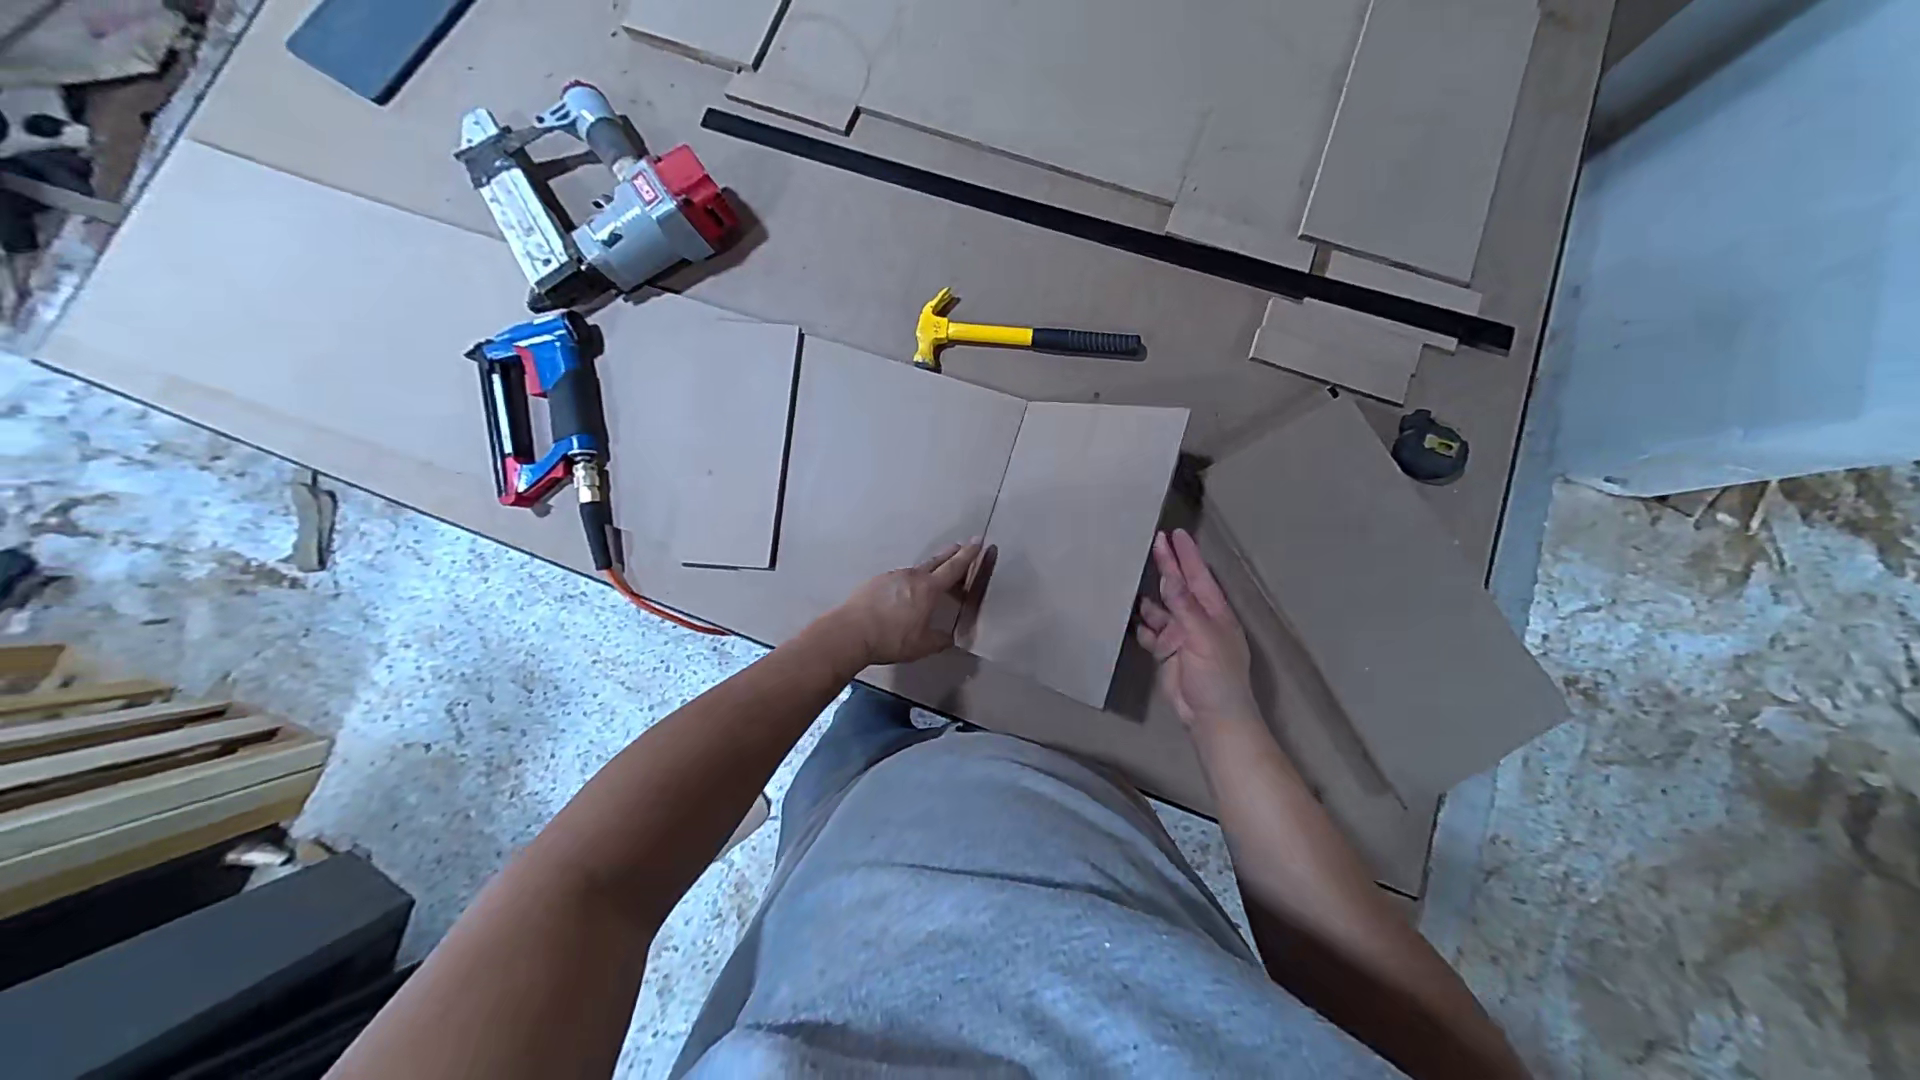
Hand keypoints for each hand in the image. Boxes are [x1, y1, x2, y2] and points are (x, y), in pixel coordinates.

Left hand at [829, 541, 981, 666]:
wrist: (850, 633)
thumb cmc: (891, 639)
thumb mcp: (922, 646)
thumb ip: (940, 640)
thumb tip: (949, 638)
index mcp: (928, 589)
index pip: (954, 568)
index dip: (968, 555)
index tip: (977, 541)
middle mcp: (912, 577)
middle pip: (936, 561)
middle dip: (951, 554)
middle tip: (960, 547)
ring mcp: (892, 577)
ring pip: (915, 571)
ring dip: (927, 573)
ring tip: (931, 581)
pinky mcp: (875, 582)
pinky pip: (897, 579)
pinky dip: (906, 583)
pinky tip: (902, 596)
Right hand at [1137, 529, 1259, 729]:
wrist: (1211, 717)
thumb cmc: (1217, 676)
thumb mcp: (1204, 637)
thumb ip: (1185, 607)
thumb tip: (1171, 577)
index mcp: (1214, 613)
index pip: (1199, 576)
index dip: (1187, 555)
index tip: (1175, 533)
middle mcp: (1196, 619)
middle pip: (1178, 587)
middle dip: (1166, 566)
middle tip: (1152, 541)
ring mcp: (1180, 636)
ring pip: (1160, 609)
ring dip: (1148, 597)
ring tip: (1130, 578)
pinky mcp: (1166, 653)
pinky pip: (1150, 633)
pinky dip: (1141, 625)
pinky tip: (1133, 618)